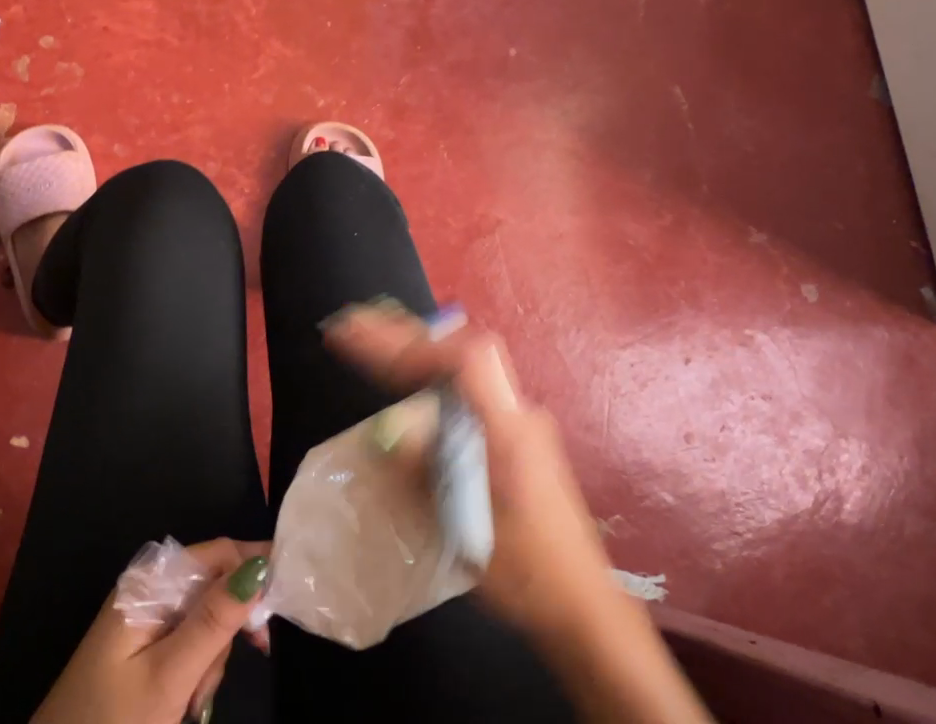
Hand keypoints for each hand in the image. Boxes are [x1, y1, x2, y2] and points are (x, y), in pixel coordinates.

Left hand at [32, 539, 270, 723]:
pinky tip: (188, 699)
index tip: (285, 603)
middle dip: (229, 627)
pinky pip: (189, 641)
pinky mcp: (145, 646)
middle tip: (232, 667)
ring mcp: (145, 619)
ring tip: (194, 699)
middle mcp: (147, 591)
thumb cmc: (113, 720)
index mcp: (148, 584)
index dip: (254, 568)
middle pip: (215, 585)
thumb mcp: (170, 675)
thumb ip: (214, 620)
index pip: (216, 552)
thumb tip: (260, 563)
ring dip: (213, 657)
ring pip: (207, 618)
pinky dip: (198, 668)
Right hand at [323, 303, 615, 640]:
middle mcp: (517, 417)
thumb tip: (389, 429)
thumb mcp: (468, 530)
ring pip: (463, 372)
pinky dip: (430, 381)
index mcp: (509, 431)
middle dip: (404, 337)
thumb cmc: (529, 574)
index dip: (412, 343)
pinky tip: (407, 389)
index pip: (466, 359)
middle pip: (460, 354)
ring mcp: (519, 427)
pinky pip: (466, 396)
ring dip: (417, 354)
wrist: (583, 608)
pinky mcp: (515, 443)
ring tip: (369, 347)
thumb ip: (428, 476)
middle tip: (352, 327)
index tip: (364, 339)